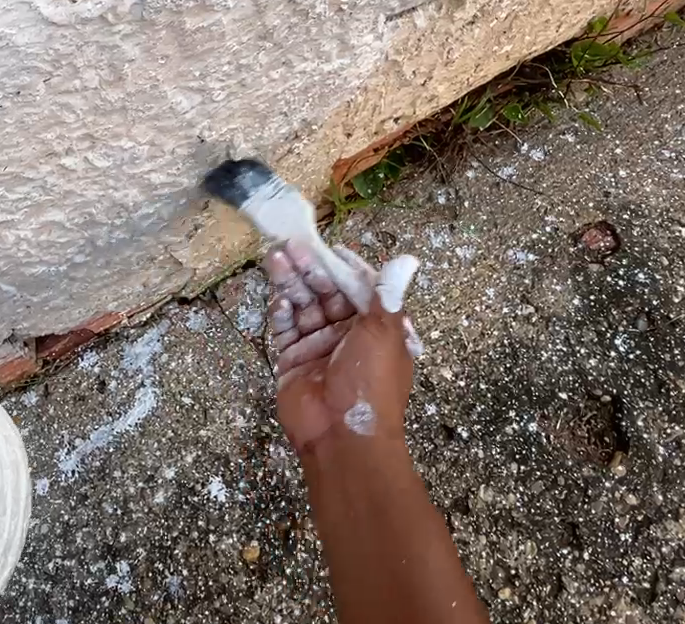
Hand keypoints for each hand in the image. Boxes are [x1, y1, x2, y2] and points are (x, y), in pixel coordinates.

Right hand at [265, 241, 421, 454]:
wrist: (342, 439)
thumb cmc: (371, 383)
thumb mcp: (383, 333)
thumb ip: (386, 293)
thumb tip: (409, 258)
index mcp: (374, 327)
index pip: (357, 286)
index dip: (343, 266)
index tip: (328, 246)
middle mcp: (346, 334)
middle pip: (325, 291)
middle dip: (309, 269)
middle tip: (291, 246)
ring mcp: (317, 346)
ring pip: (302, 305)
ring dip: (289, 283)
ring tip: (275, 259)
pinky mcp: (292, 360)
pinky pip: (285, 329)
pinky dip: (280, 312)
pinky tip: (277, 299)